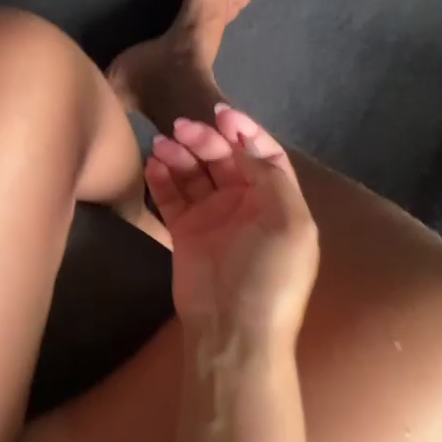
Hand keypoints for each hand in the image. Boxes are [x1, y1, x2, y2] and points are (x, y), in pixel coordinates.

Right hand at [145, 106, 318, 350]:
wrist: (233, 327)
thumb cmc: (269, 277)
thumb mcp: (288, 225)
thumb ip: (270, 180)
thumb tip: (245, 145)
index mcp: (278, 203)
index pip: (263, 156)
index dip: (245, 131)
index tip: (220, 113)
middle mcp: (246, 206)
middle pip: (224, 160)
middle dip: (204, 140)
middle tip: (180, 128)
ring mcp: (213, 219)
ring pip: (194, 174)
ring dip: (179, 155)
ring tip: (161, 145)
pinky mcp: (184, 232)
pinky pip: (171, 196)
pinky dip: (161, 178)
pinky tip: (152, 164)